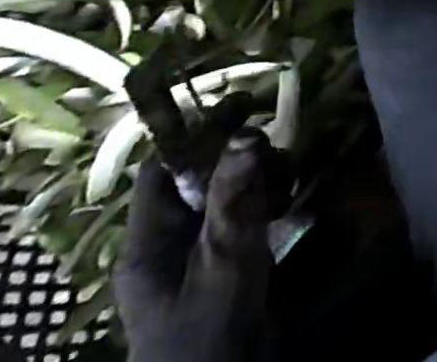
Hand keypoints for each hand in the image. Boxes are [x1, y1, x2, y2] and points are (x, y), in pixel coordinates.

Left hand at [115, 129, 275, 361]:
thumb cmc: (210, 329)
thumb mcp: (222, 258)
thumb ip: (233, 195)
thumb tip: (246, 132)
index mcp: (149, 237)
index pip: (163, 165)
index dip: (198, 133)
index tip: (240, 108)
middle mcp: (167, 240)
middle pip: (198, 176)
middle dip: (237, 155)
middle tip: (273, 146)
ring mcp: (196, 254)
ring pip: (224, 195)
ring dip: (256, 177)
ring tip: (286, 179)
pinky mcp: (222, 266)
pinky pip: (239, 218)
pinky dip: (263, 202)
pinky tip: (286, 202)